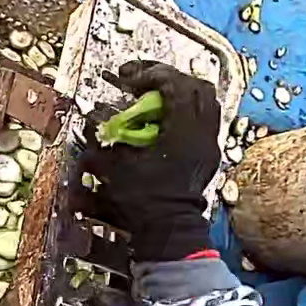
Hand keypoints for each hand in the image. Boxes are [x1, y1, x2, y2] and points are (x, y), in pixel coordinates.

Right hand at [85, 60, 221, 261]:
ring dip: (181, 93)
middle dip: (168, 78)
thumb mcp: (118, 166)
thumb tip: (95, 117)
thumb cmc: (144, 201)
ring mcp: (210, 144)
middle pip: (197, 87)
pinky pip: (204, 119)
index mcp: (184, 131)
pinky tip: (166, 119)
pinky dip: (186, 111)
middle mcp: (204, 133)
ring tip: (155, 97)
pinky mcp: (209, 154)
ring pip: (206, 102)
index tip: (128, 79)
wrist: (169, 231)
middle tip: (142, 81)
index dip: (150, 74)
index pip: (176, 85)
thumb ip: (108, 136)